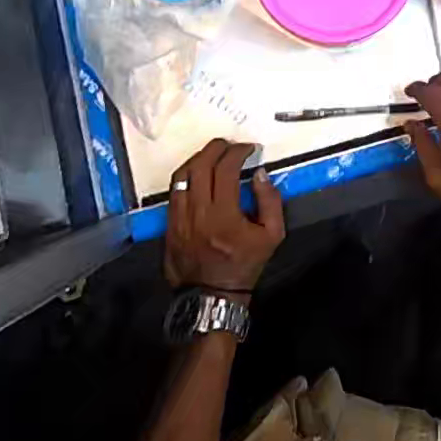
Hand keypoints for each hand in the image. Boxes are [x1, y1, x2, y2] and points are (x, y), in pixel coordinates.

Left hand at [164, 139, 285, 294]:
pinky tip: (196, 174)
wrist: (212, 296)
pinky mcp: (169, 224)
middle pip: (200, 166)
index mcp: (223, 215)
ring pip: (182, 176)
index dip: (237, 152)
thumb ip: (270, 202)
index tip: (248, 148)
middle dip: (215, 149)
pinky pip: (173, 192)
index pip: (225, 169)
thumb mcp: (272, 236)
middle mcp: (197, 212)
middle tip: (228, 145)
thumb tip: (260, 174)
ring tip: (212, 155)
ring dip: (198, 159)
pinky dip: (186, 177)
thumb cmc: (245, 265)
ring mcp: (179, 218)